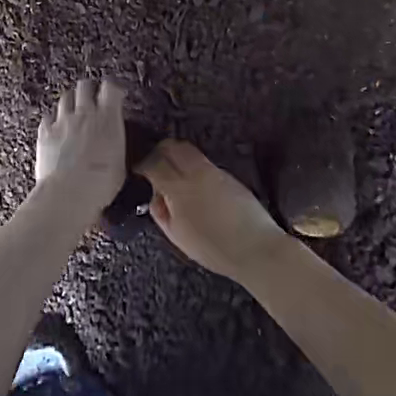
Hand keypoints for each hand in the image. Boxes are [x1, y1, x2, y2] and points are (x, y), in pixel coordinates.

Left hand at [35, 78, 127, 207]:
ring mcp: (63, 121)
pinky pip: (48, 116)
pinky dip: (53, 119)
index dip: (113, 88)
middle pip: (85, 86)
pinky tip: (56, 126)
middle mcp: (84, 113)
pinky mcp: (45, 132)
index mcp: (108, 118)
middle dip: (89, 89)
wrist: (68, 193)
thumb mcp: (120, 164)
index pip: (111, 88)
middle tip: (93, 96)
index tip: (115, 93)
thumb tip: (114, 146)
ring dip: (71, 101)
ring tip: (74, 109)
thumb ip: (116, 145)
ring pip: (65, 97)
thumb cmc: (99, 184)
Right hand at [138, 140, 291, 282]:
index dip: (142, 164)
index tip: (139, 170)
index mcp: (178, 189)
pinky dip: (193, 166)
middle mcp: (195, 173)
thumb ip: (161, 214)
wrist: (255, 248)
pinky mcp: (228, 175)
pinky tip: (195, 185)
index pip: (153, 163)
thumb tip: (155, 198)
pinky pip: (204, 162)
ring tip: (174, 174)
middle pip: (172, 146)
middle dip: (159, 151)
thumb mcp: (179, 237)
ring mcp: (214, 171)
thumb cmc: (214, 249)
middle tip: (154, 164)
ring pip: (189, 150)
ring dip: (177, 156)